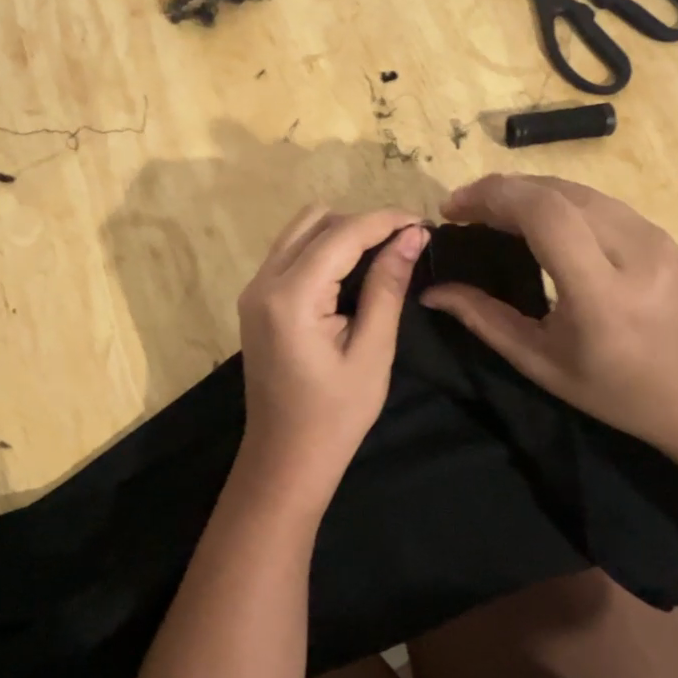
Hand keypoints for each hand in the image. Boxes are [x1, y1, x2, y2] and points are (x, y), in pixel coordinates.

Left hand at [235, 206, 427, 504]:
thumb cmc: (335, 415)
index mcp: (291, 297)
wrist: (285, 457)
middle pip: (316, 221)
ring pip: (299, 231)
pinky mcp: (254, 300)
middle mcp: (263, 282)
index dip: (385, 220)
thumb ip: (387, 287)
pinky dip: (322, 249)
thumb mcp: (372, 351)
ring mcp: (253, 290)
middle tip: (405, 243)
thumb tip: (412, 235)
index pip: (342, 234)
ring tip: (384, 253)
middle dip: (363, 223)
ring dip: (341, 232)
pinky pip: (289, 254)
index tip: (423, 223)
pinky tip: (353, 270)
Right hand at [420, 174, 677, 452]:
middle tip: (463, 208)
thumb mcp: (541, 363)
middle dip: (502, 190)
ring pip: (578, 189)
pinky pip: (598, 201)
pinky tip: (534, 218)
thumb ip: (484, 320)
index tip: (453, 210)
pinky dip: (556, 200)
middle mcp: (635, 253)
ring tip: (491, 209)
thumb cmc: (615, 390)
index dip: (493, 198)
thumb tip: (432, 291)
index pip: (546, 216)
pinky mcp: (660, 232)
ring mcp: (654, 237)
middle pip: (558, 193)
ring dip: (528, 191)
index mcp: (603, 295)